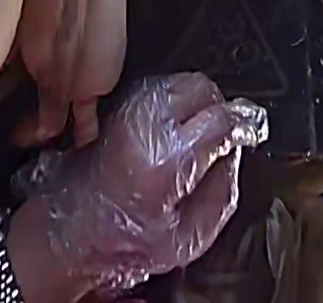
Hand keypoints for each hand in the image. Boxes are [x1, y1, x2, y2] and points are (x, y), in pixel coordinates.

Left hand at [27, 73, 267, 293]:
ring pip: (184, 80)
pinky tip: (175, 131)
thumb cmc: (122, 243)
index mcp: (166, 160)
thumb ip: (222, 192)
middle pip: (203, 87)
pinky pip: (165, 86)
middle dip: (220, 108)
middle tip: (222, 135)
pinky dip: (179, 101)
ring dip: (199, 102)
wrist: (71, 232)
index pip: (219, 119)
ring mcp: (132, 108)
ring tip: (196, 137)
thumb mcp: (188, 239)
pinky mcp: (123, 103)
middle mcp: (147, 124)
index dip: (242, 122)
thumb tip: (236, 153)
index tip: (251, 130)